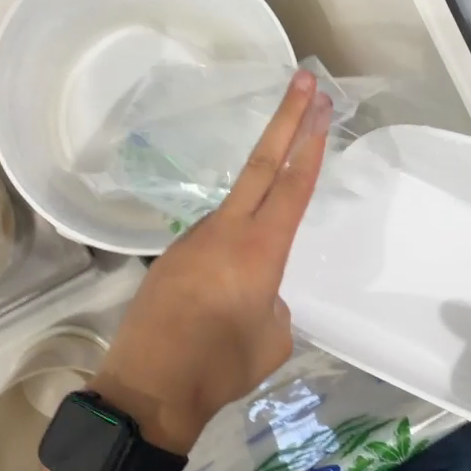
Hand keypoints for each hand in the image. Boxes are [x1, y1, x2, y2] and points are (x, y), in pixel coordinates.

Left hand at [89, 71, 332, 454]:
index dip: (310, 145)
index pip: (292, 187)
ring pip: (233, 208)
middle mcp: (225, 233)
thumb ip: (275, 305)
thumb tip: (260, 294)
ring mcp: (192, 241)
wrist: (149, 387)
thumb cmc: (222, 368)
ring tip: (259, 256)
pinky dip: (227, 250)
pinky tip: (225, 287)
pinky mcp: (170, 259)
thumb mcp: (274, 340)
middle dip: (287, 120)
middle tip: (306, 82)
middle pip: (260, 165)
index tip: (322, 107)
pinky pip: (210, 242)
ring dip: (255, 204)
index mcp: (260, 251)